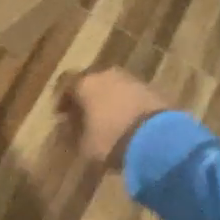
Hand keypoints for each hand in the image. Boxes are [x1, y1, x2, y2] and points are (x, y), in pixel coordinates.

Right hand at [56, 67, 170, 168]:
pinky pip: (130, 93)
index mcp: (85, 83)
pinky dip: (125, 103)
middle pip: (90, 81)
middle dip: (86, 98)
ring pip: (112, 85)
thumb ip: (71, 133)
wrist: (159, 139)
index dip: (62, 100)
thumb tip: (65, 127)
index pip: (65, 84)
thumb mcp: (85, 145)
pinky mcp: (150, 88)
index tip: (61, 116)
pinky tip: (127, 121)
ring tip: (107, 120)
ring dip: (107, 99)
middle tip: (84, 116)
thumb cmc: (112, 139)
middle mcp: (106, 74)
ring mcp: (130, 79)